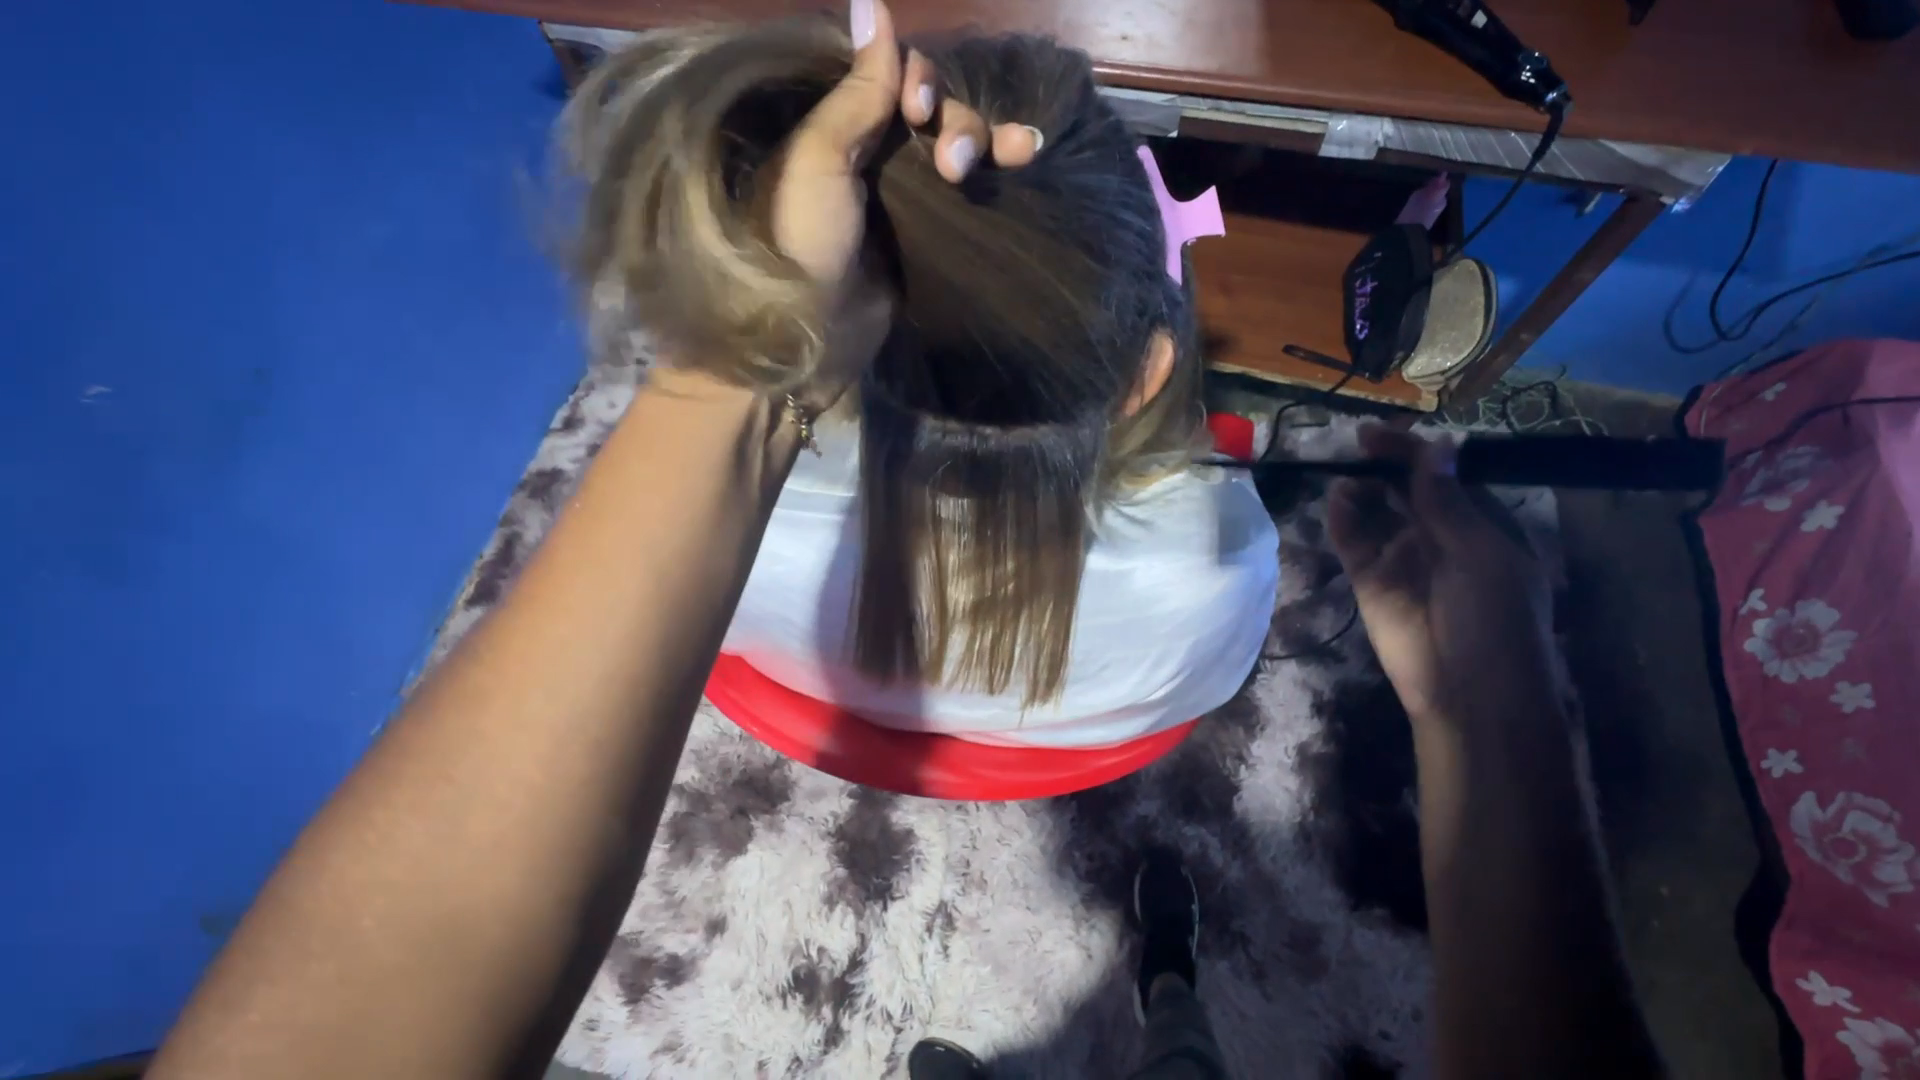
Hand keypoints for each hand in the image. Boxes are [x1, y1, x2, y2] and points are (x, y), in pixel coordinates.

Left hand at [766, 0, 1040, 402]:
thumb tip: (875, 1)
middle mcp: (879, 151)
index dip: (919, 81)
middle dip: (957, 123)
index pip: (896, 77)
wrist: (815, 330)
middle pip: (937, 110)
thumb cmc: (806, 238)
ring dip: (990, 139)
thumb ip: (856, 90)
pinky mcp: (931, 231)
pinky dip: (999, 170)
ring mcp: (908, 194)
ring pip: (960, 145)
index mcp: (845, 125)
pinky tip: (1027, 158)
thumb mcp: (820, 157)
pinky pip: (970, 190)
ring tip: (1020, 150)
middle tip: (954, 164)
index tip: (918, 110)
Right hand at [1326, 427, 1559, 728]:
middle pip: (1403, 488)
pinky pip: (1352, 540)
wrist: (1468, 690)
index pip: (1441, 476)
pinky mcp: (1369, 579)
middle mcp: (1436, 535)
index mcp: (1477, 525)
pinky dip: (1342, 519)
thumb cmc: (1494, 618)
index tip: (1383, 434)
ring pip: (1373, 510)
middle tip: (1356, 442)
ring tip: (1346, 477)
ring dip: (1361, 489)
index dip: (1414, 451)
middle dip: (1382, 463)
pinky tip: (1338, 502)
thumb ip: (1447, 502)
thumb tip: (1436, 445)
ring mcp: (1400, 556)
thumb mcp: (1480, 553)